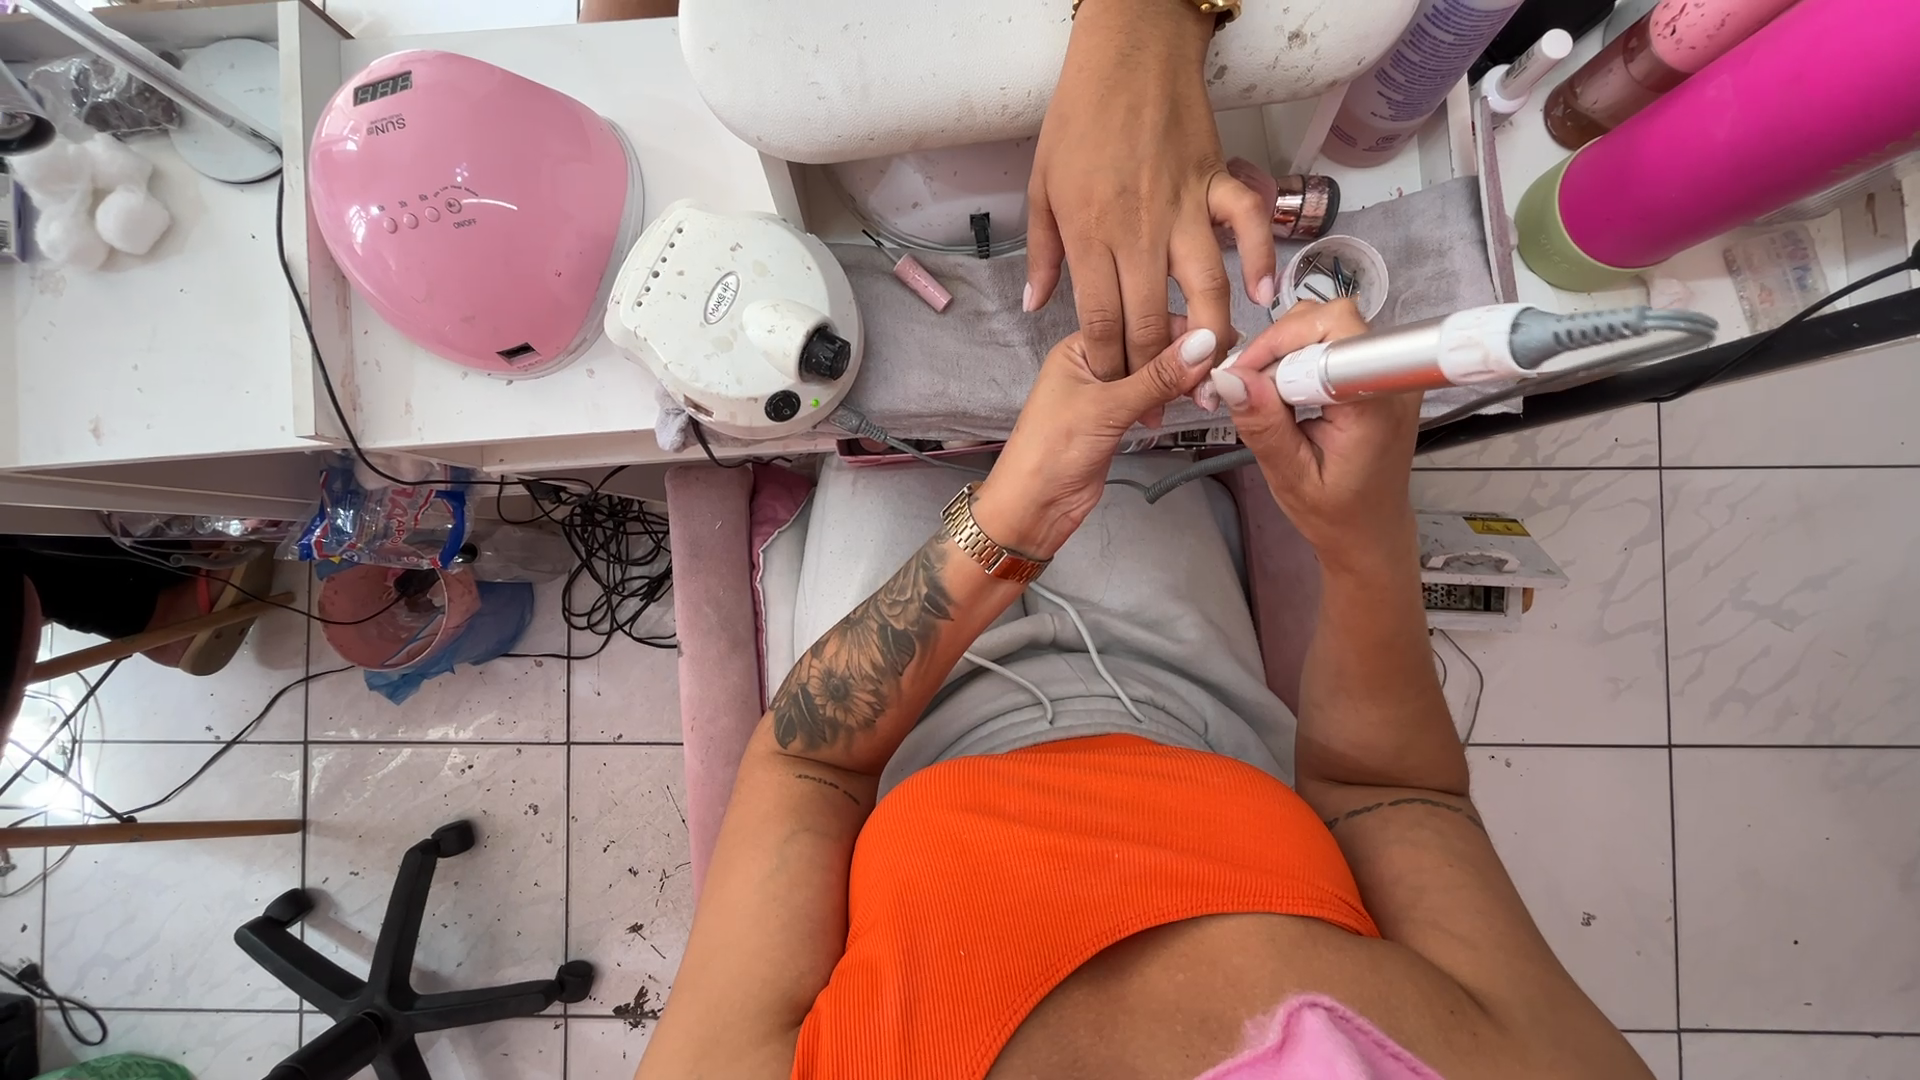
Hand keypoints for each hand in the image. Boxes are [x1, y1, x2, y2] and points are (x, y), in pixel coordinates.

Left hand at [971, 324, 1220, 557]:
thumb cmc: (1051, 451)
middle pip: (1148, 347)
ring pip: (1152, 376)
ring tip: (1205, 393)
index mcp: (1079, 348)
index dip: (1178, 330)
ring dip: (1179, 383)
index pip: (1137, 321)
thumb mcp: (1107, 408)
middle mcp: (1091, 364)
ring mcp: (1103, 393)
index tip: (1217, 341)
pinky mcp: (1114, 420)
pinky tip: (1186, 404)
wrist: (1034, 506)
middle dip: (1183, 359)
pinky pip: (1149, 400)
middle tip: (1216, 373)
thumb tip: (1204, 344)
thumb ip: (1157, 377)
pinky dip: (1168, 401)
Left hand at [1025, 0, 1277, 379]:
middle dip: (1153, 372)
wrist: (1127, 49)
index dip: (1111, 366)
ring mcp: (1182, 208)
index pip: (1102, 322)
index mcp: (1090, 237)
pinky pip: (1245, 225)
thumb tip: (1036, 304)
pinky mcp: (1215, 183)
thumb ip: (1042, 255)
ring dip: (1209, 336)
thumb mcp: (1040, 190)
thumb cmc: (1077, 120)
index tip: (1117, 392)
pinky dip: (1258, 258)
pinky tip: (1261, 297)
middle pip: (1147, 320)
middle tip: (1162, 404)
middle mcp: (1138, 232)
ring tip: (1213, 372)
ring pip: (1202, 287)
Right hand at [1208, 301, 1421, 571]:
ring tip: (1262, 395)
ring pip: (1325, 328)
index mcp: (1374, 400)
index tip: (1244, 377)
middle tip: (1247, 388)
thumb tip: (1229, 377)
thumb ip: (1263, 425)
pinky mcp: (1374, 376)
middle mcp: (1390, 377)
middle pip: (1327, 320)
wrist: (1369, 530)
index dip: (1280, 343)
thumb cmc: (1334, 512)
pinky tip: (1280, 395)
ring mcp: (1386, 373)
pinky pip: (1330, 346)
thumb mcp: (1288, 476)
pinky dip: (1295, 362)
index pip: (1332, 330)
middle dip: (1277, 346)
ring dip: (1283, 354)